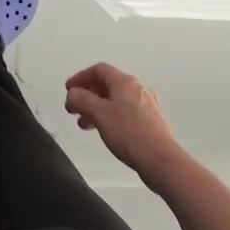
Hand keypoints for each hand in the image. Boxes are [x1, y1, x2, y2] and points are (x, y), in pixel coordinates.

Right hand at [65, 63, 185, 183]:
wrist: (161, 160)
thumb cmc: (129, 133)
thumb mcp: (99, 114)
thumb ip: (82, 100)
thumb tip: (72, 93)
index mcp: (125, 82)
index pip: (98, 70)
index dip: (80, 77)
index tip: (69, 90)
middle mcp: (137, 89)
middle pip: (107, 84)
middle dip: (88, 95)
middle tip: (75, 109)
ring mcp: (147, 105)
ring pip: (116, 100)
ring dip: (97, 108)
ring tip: (86, 125)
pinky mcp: (151, 122)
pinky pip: (125, 113)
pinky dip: (110, 117)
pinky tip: (107, 132)